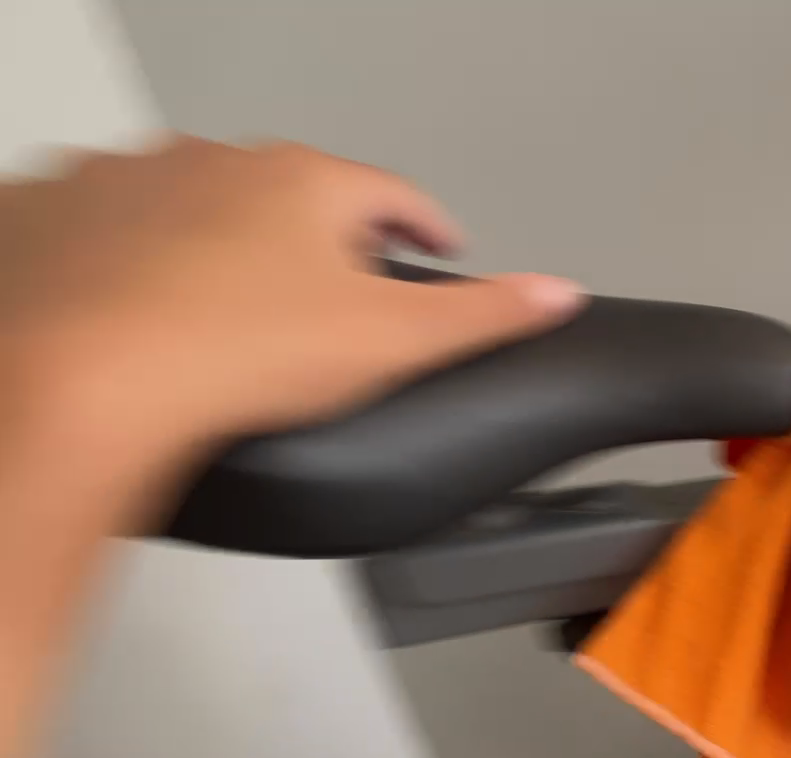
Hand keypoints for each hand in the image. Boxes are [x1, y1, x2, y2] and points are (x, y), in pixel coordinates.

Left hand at [0, 136, 583, 482]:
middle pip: (304, 193)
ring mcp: (117, 183)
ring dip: (248, 238)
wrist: (73, 387)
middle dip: (339, 235)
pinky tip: (173, 304)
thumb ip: (492, 313)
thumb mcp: (402, 339)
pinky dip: (159, 253)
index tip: (440, 248)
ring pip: (211, 201)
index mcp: (300, 182)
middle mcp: (206, 162)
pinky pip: (123, 224)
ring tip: (265, 302)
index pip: (395, 194)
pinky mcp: (45, 217)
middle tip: (357, 289)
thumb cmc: (240, 354)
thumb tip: (564, 291)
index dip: (429, 227)